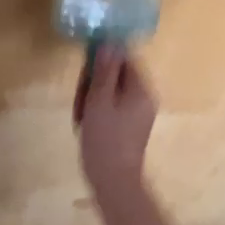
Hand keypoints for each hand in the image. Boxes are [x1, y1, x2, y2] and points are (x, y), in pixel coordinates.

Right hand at [75, 45, 156, 190]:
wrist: (113, 182)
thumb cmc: (105, 139)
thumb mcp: (99, 100)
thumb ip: (104, 70)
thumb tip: (109, 42)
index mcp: (141, 88)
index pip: (123, 57)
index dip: (101, 60)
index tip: (85, 74)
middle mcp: (144, 97)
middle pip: (116, 74)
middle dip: (93, 83)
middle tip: (81, 101)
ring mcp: (137, 113)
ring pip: (109, 91)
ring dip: (91, 98)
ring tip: (81, 117)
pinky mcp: (129, 126)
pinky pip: (111, 106)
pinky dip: (96, 111)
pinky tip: (85, 125)